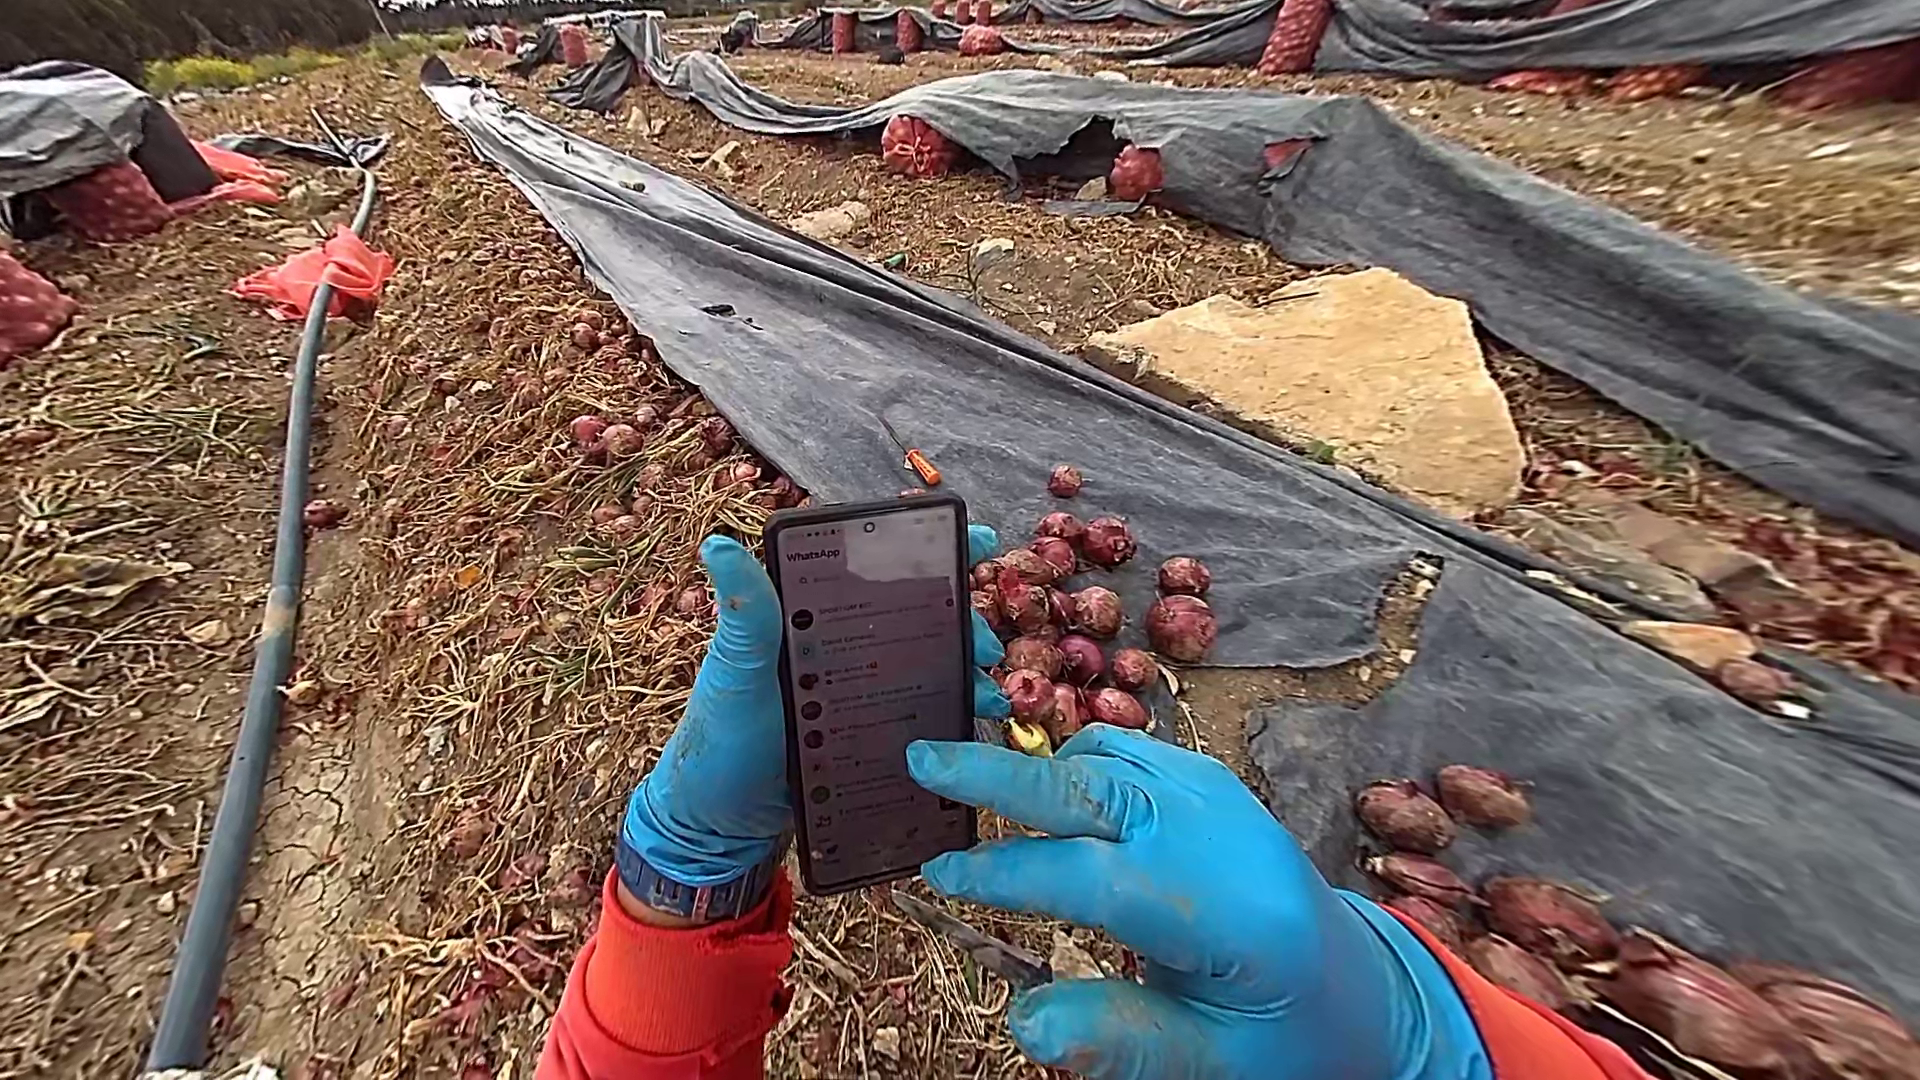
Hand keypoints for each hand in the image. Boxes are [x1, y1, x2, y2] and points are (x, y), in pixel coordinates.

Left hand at [621, 526, 1011, 889]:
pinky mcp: (870, 722)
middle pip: (916, 610)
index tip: (978, 542)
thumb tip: (717, 546)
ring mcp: (860, 681)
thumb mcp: (737, 673)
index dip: (928, 548)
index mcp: (813, 612)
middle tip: (983, 647)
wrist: (723, 823)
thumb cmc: (722, 739)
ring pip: (925, 657)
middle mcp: (843, 637)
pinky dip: (948, 704)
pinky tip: (969, 717)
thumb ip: (745, 614)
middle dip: (961, 619)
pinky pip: (919, 703)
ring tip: (984, 692)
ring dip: (961, 665)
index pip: (875, 566)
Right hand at [906, 727, 1487, 1079]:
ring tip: (981, 794)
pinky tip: (1058, 794)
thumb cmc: (1291, 1038)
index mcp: (1223, 908)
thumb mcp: (1215, 1068)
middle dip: (995, 772)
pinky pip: (1124, 748)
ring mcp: (1212, 786)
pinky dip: (1075, 763)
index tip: (934, 876)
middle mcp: (1214, 824)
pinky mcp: (1206, 773)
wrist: (1364, 982)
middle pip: (1085, 783)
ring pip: (1100, 755)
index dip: (1002, 876)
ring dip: (1036, 770)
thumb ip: (1118, 1036)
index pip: (1085, 879)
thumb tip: (1021, 1023)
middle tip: (922, 761)